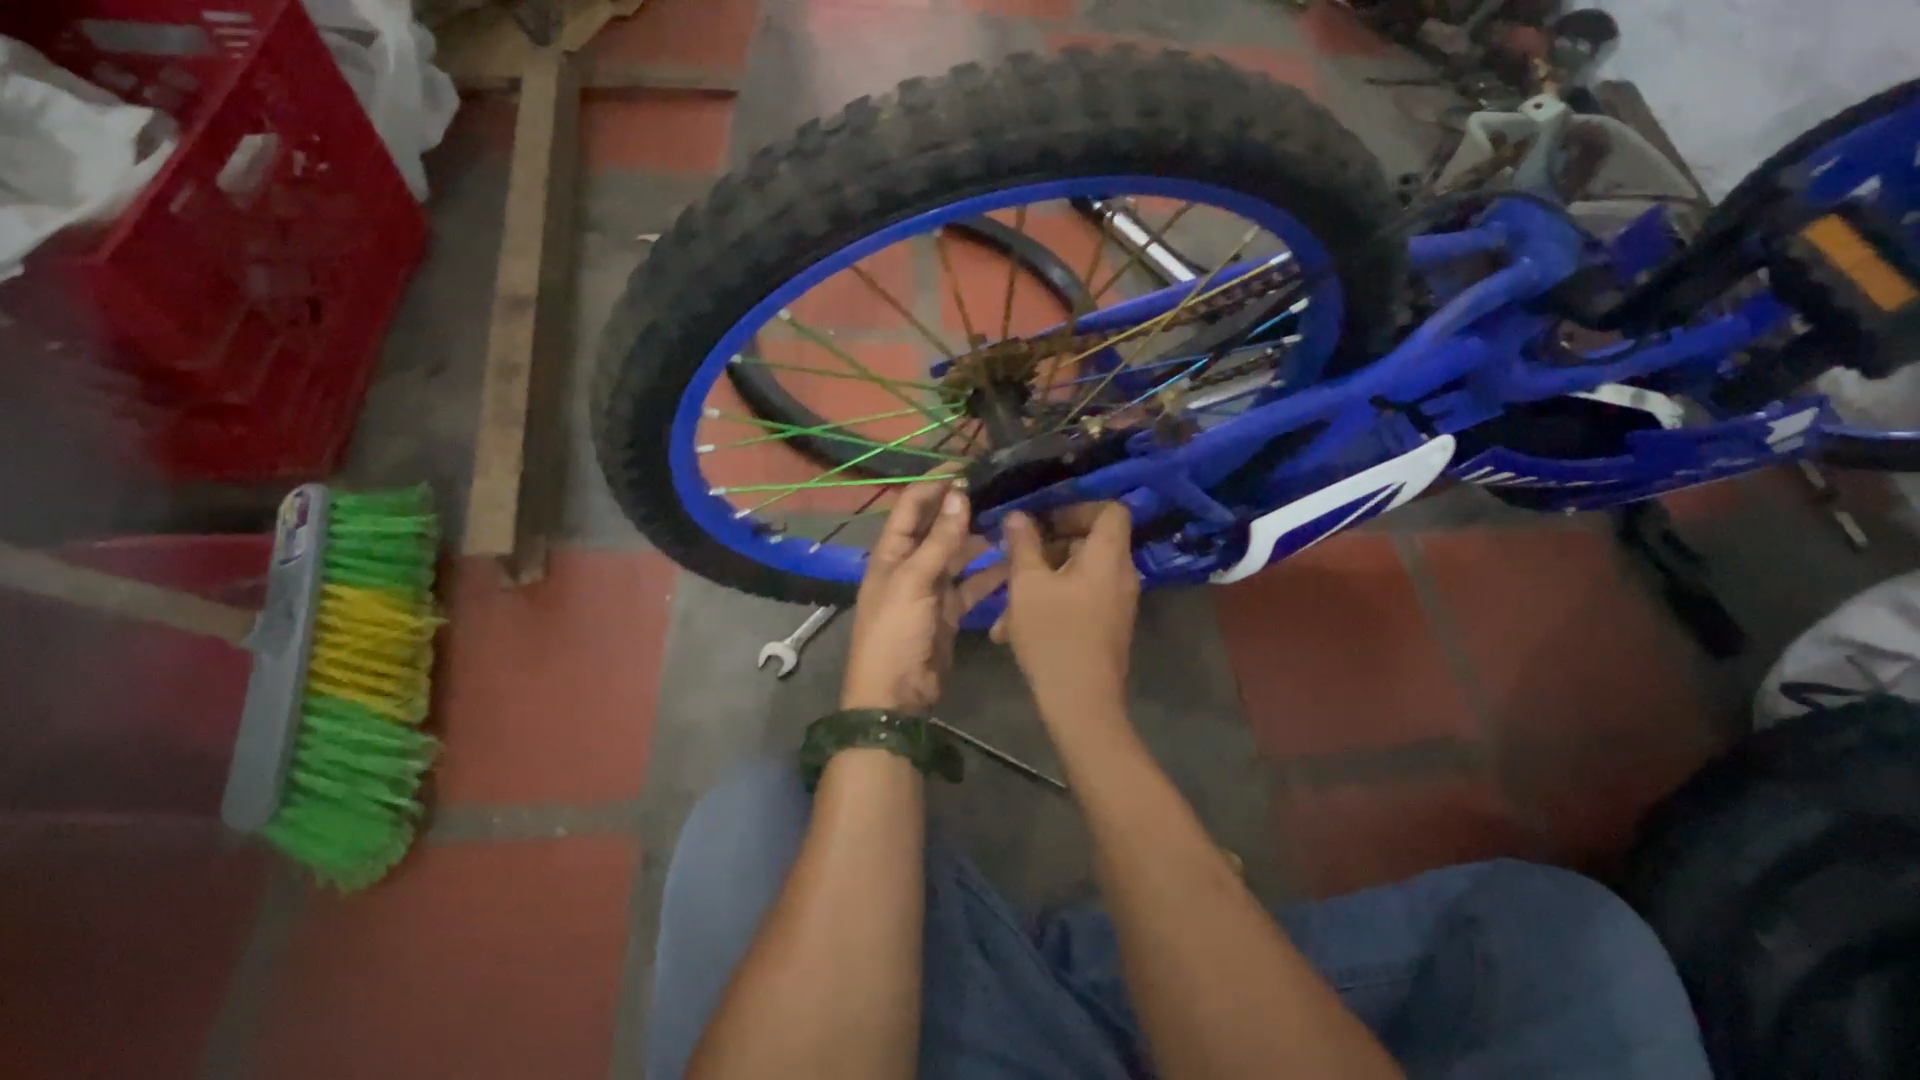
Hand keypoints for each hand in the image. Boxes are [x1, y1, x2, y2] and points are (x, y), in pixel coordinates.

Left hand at [840, 481, 1005, 711]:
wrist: (896, 695)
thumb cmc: (895, 633)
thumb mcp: (914, 582)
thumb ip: (939, 541)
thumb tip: (960, 496)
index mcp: (891, 553)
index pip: (912, 507)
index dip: (936, 486)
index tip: (970, 469)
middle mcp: (910, 565)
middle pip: (938, 529)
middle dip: (965, 510)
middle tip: (1004, 492)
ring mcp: (931, 589)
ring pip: (959, 556)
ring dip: (982, 540)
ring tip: (1015, 521)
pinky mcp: (950, 612)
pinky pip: (973, 586)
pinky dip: (991, 575)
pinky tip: (1016, 562)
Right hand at [993, 503, 1138, 715]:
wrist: (1081, 703)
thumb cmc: (1054, 635)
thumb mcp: (1027, 585)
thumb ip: (1023, 545)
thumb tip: (1019, 516)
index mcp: (1108, 557)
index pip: (1110, 510)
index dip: (1077, 507)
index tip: (1042, 520)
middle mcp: (1120, 575)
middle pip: (1089, 543)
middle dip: (1046, 549)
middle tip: (1013, 560)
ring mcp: (1116, 604)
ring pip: (1076, 576)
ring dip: (1040, 582)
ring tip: (1004, 608)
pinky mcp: (1106, 627)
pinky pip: (1079, 600)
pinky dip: (1050, 604)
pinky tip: (1013, 630)